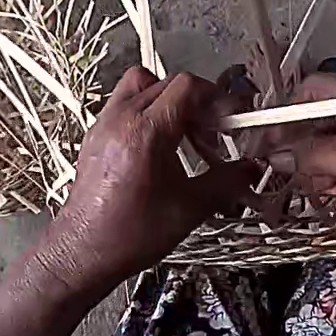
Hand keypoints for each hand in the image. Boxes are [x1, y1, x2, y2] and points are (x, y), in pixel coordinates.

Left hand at [29, 68, 253, 299]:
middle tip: (212, 133)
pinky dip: (147, 110)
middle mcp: (122, 118)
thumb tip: (253, 168)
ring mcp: (104, 123)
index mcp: (146, 133)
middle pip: (169, 83)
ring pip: (142, 84)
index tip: (228, 120)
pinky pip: (124, 102)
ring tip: (183, 133)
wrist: (82, 253)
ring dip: (169, 99)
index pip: (187, 87)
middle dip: (197, 103)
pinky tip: (159, 144)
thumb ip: (227, 182)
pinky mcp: (95, 133)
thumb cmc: (131, 234)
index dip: (215, 98)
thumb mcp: (189, 209)